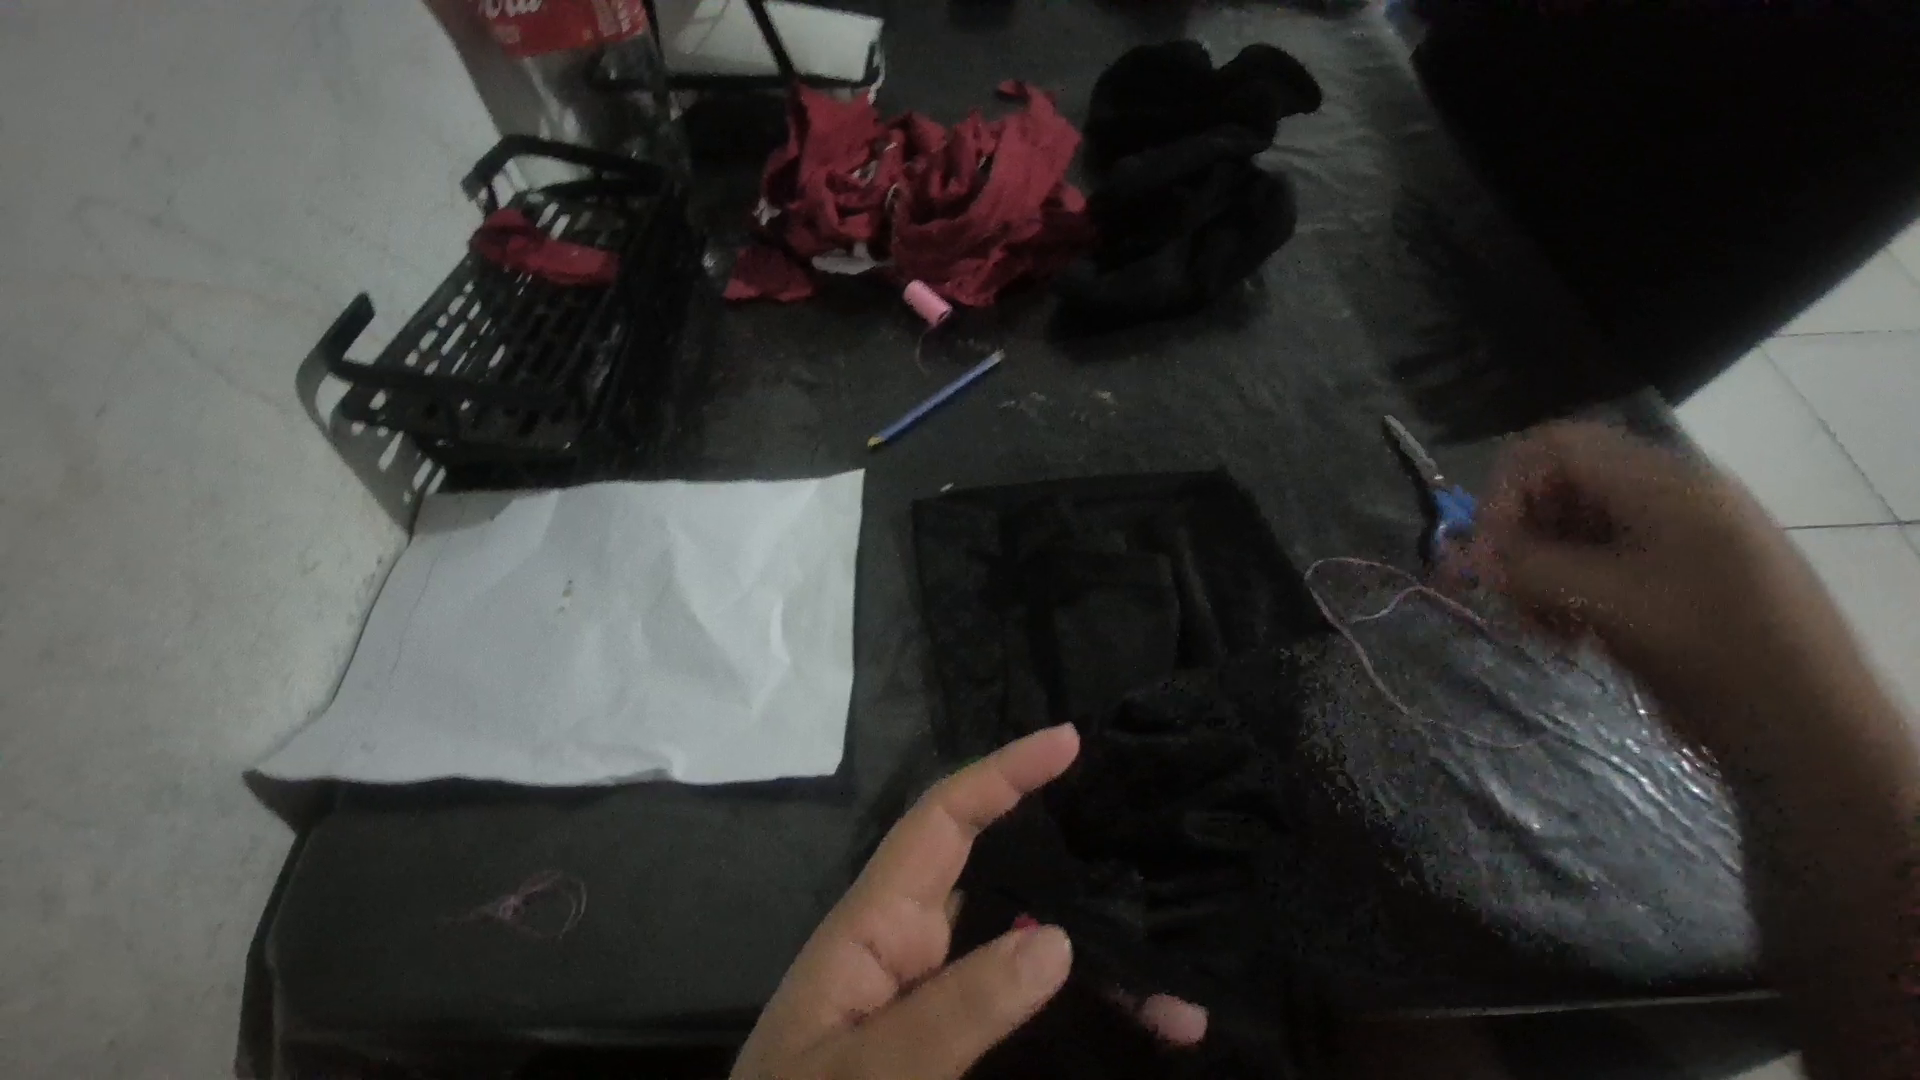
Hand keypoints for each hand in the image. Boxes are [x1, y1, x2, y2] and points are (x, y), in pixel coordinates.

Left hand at [730, 725, 1205, 1079]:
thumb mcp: (867, 1071)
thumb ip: (953, 1011)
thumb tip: (1053, 937)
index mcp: (876, 923)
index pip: (942, 821)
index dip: (1001, 773)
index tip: (1067, 742)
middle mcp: (911, 943)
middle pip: (997, 875)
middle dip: (1070, 863)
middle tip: (1148, 858)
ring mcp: (934, 992)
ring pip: (1023, 948)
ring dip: (1093, 963)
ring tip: (1174, 994)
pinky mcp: (952, 1039)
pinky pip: (1023, 1008)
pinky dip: (1079, 1015)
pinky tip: (1134, 1030)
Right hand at [1476, 421, 1861, 753]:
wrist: (1807, 725)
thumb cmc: (1710, 646)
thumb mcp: (1606, 600)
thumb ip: (1525, 568)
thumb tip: (1464, 555)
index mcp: (1662, 483)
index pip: (1555, 447)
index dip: (1506, 487)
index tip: (1486, 547)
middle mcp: (1663, 499)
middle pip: (1556, 491)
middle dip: (1518, 540)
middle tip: (1503, 594)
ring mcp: (1666, 540)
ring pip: (1566, 533)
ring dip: (1535, 575)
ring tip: (1539, 626)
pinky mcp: (1663, 581)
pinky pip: (1590, 566)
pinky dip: (1562, 594)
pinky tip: (1564, 635)